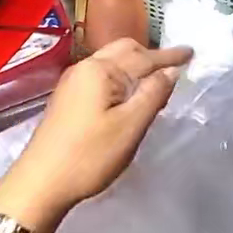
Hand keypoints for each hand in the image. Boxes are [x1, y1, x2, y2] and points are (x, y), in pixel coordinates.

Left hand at [0, 39, 191, 232]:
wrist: (40, 183)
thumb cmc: (90, 155)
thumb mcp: (130, 126)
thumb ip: (153, 94)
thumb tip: (171, 71)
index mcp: (100, 70)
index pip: (143, 57)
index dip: (170, 56)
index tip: (192, 52)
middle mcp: (85, 67)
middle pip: (124, 50)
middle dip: (151, 54)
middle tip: (176, 64)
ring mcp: (74, 82)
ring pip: (112, 62)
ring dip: (136, 65)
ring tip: (158, 79)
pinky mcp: (69, 97)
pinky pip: (103, 75)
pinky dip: (123, 76)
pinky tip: (131, 93)